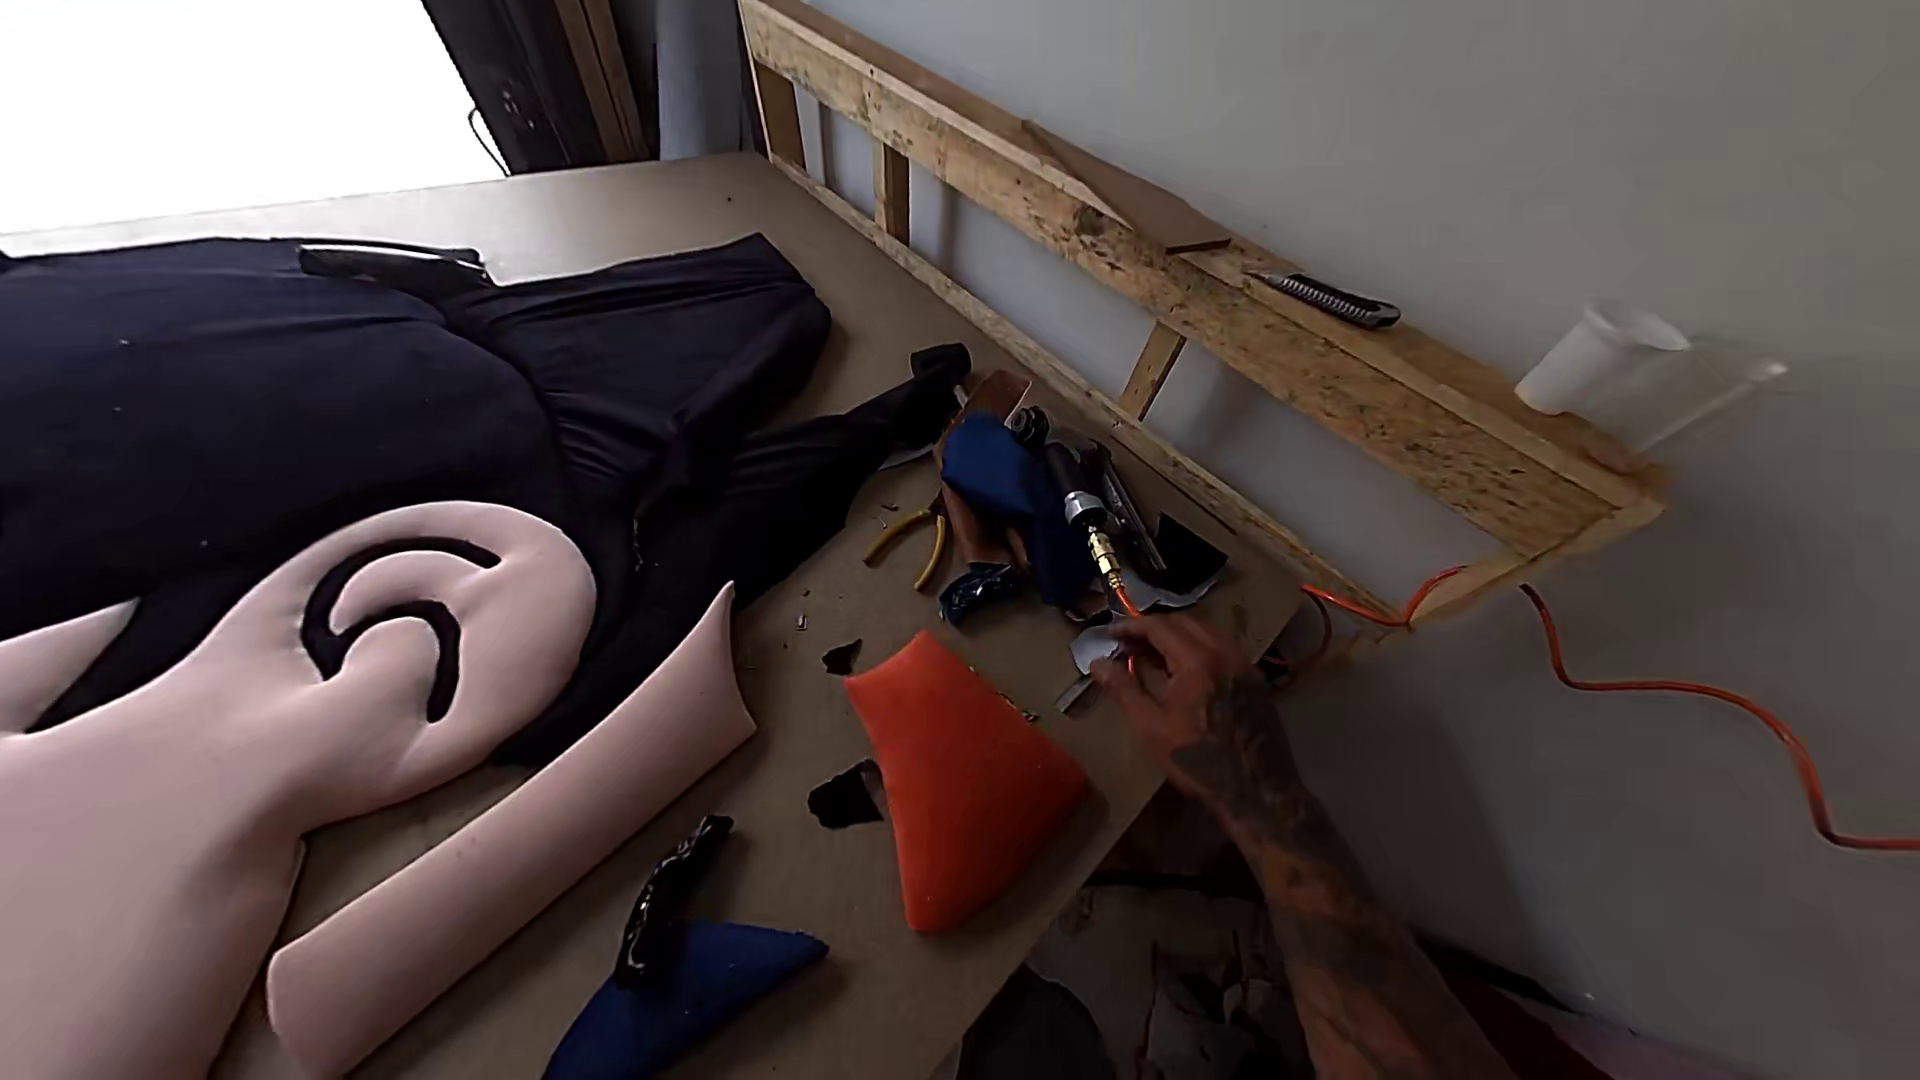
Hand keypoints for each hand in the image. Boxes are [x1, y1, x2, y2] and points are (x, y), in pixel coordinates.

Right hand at [1090, 614, 1303, 824]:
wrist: (1257, 794)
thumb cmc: (1196, 760)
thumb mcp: (1149, 726)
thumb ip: (1123, 688)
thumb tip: (1097, 663)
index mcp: (1197, 660)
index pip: (1158, 626)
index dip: (1130, 626)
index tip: (1110, 634)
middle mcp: (1224, 652)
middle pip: (1183, 622)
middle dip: (1152, 628)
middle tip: (1128, 645)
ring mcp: (1244, 664)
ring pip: (1205, 632)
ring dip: (1176, 635)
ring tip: (1152, 655)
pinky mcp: (1255, 679)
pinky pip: (1221, 647)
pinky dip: (1197, 646)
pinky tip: (1183, 670)